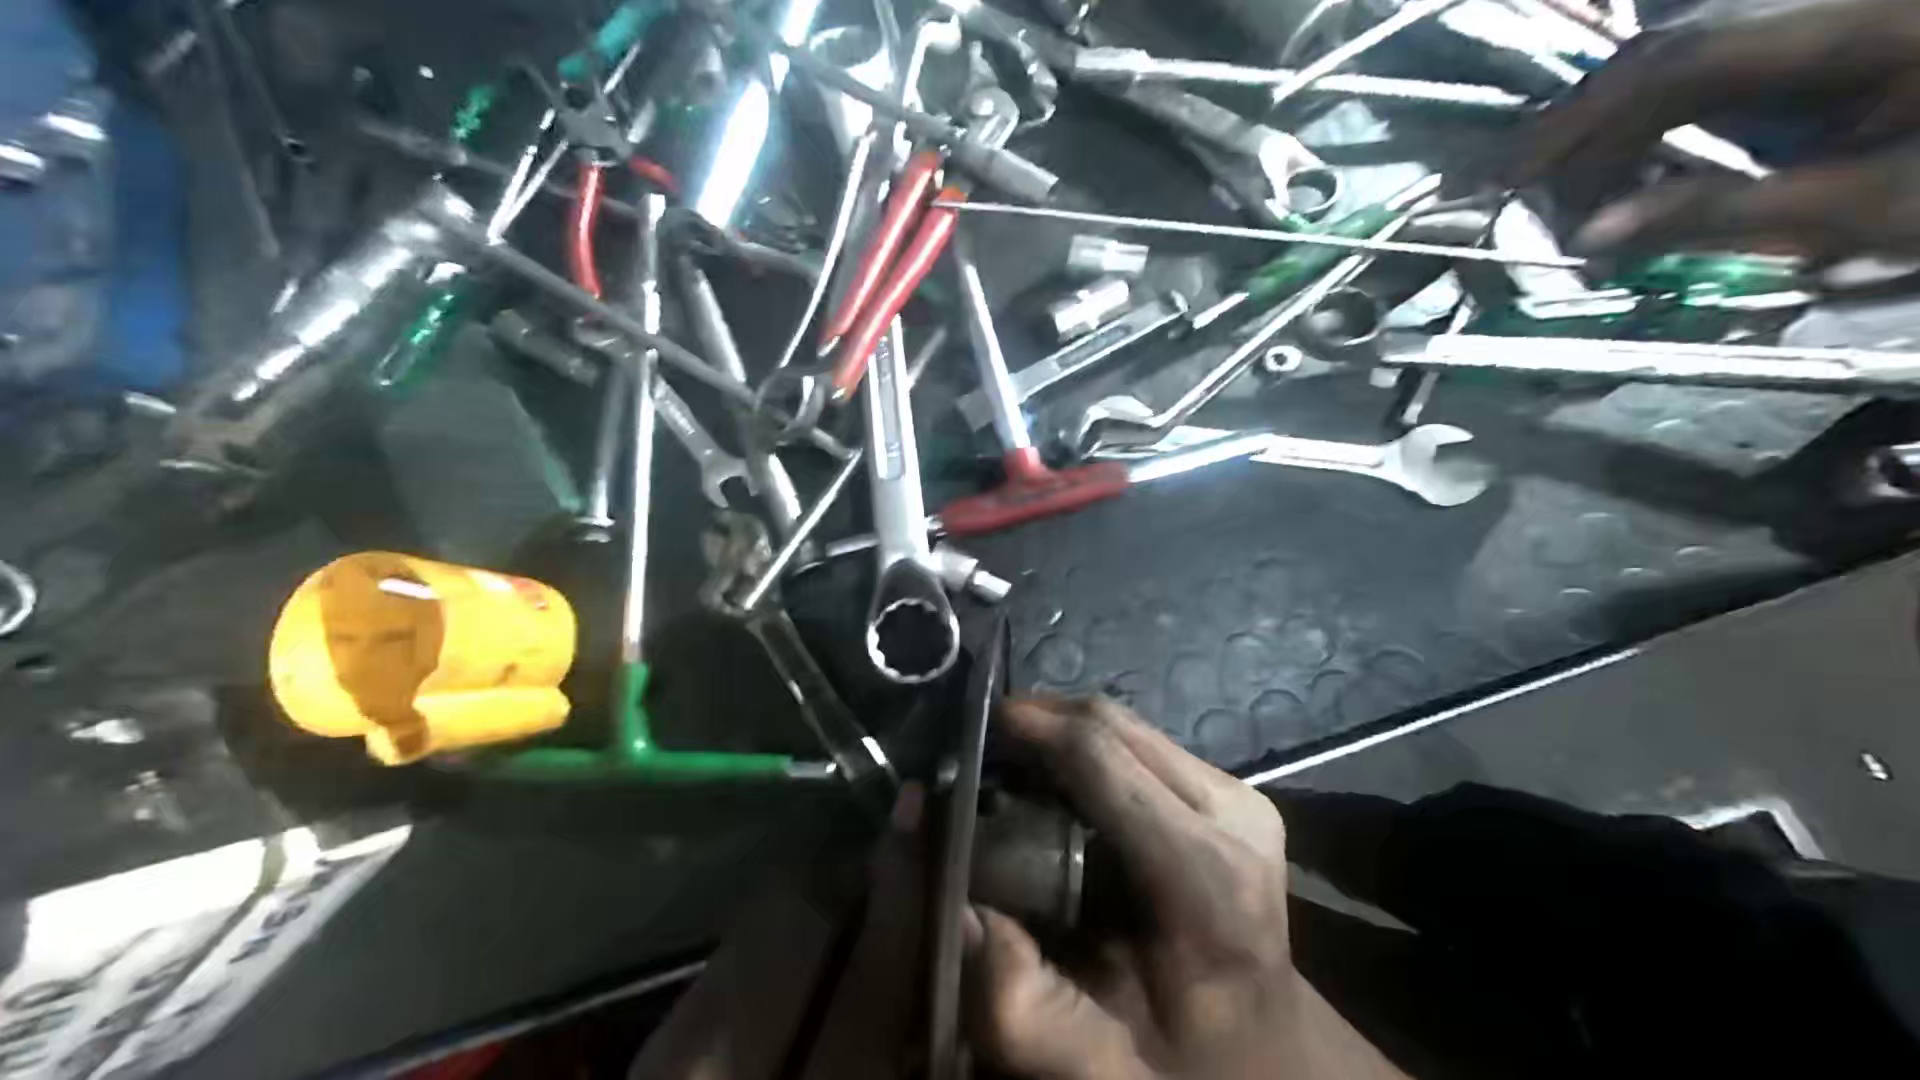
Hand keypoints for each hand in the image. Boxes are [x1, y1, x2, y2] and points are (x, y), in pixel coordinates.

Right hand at [967, 697, 1408, 1079]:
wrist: (1271, 1055)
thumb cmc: (1184, 1062)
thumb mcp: (1100, 1066)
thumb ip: (1020, 1006)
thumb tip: (957, 910)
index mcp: (1206, 874)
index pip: (1100, 755)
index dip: (1030, 727)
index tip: (969, 732)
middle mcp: (1232, 812)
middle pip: (1110, 722)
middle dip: (1037, 720)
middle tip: (980, 750)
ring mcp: (1238, 794)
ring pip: (1124, 723)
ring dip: (1060, 730)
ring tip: (1010, 763)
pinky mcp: (1232, 790)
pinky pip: (1140, 741)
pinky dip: (1087, 746)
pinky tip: (1057, 780)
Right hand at [1510, 0, 1919, 259]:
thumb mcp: (1871, 212)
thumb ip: (1721, 216)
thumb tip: (1588, 239)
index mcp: (1865, 26)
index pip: (1679, 58)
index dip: (1579, 117)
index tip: (1512, 175)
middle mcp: (1844, 9)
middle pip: (1678, 58)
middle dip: (1596, 134)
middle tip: (1549, 203)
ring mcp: (1841, 25)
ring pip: (1696, 66)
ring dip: (1629, 135)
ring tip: (1594, 198)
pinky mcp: (1843, 49)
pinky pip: (1731, 78)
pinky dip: (1674, 129)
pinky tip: (1655, 175)